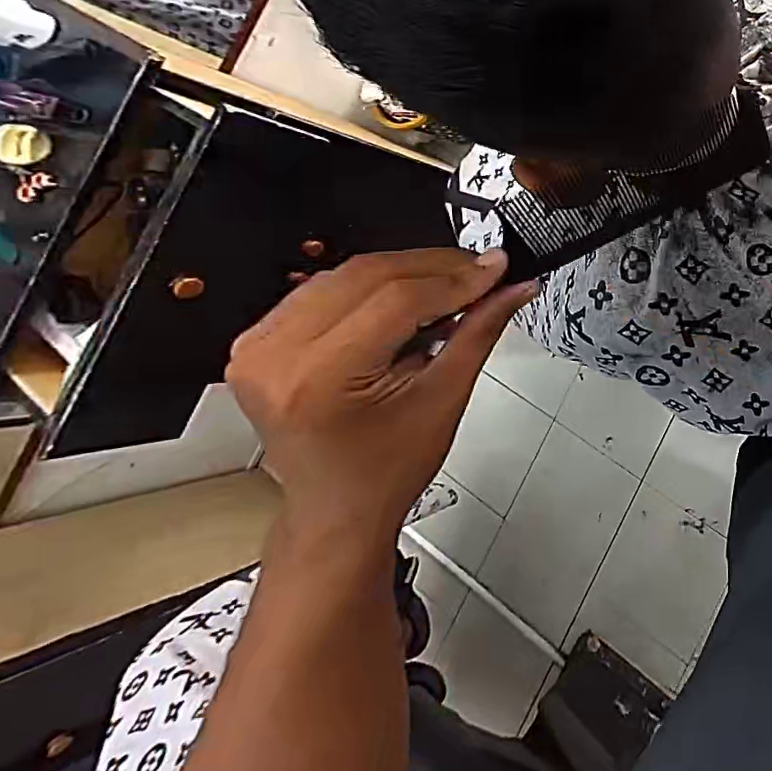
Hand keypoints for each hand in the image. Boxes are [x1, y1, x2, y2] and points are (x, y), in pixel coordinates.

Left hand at [227, 248, 536, 538]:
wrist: (340, 502)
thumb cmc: (386, 468)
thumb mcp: (446, 396)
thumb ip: (480, 330)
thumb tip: (513, 288)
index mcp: (317, 379)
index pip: (398, 299)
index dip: (458, 279)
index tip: (498, 270)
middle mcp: (274, 356)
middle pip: (369, 275)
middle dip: (437, 267)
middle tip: (485, 271)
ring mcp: (258, 346)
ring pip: (349, 274)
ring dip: (409, 271)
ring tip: (456, 285)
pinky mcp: (261, 339)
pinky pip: (327, 288)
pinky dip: (378, 284)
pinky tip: (414, 296)